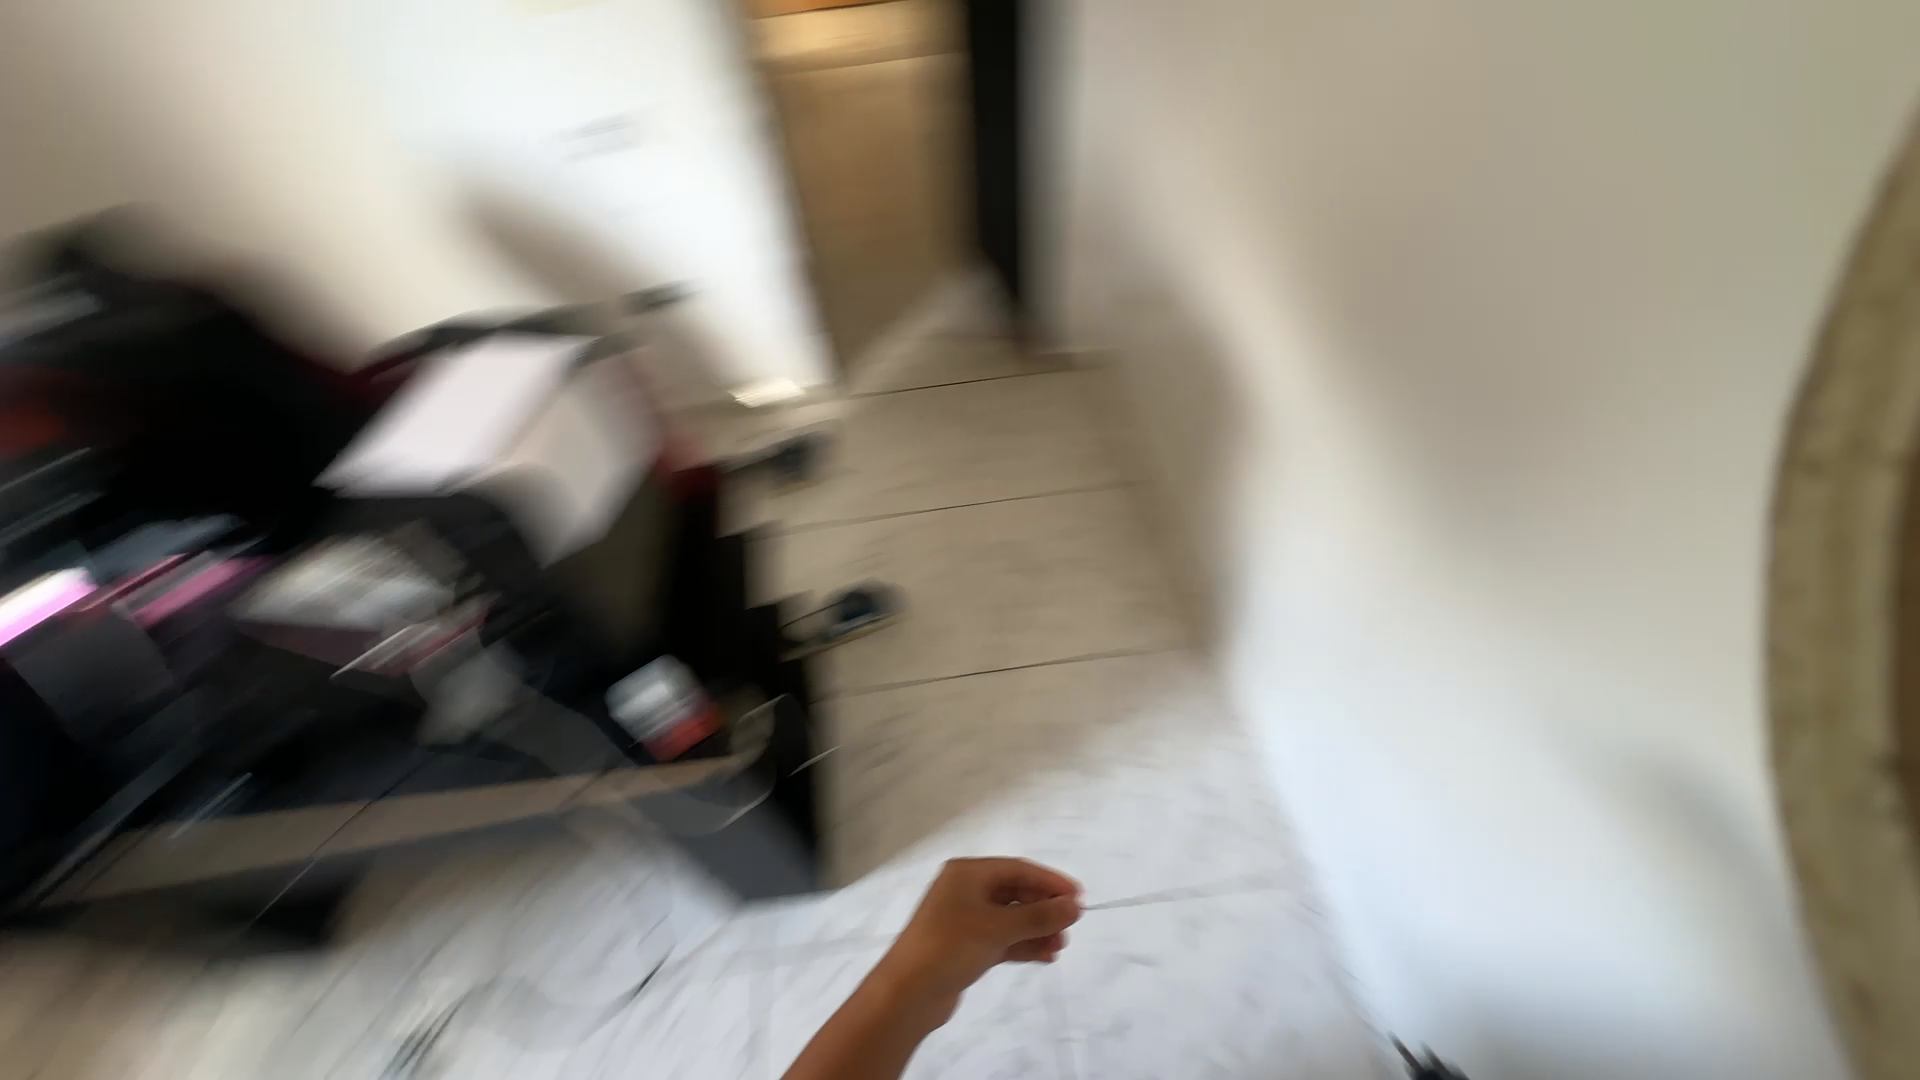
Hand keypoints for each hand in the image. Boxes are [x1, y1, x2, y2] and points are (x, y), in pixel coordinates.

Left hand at [871, 858, 1082, 1023]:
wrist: (908, 992)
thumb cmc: (950, 945)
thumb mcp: (997, 928)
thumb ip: (1038, 917)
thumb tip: (1074, 906)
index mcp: (967, 872)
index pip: (1017, 869)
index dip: (1050, 882)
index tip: (1078, 896)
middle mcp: (965, 889)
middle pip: (1014, 892)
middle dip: (1043, 909)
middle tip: (1070, 926)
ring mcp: (964, 918)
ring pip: (1009, 918)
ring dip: (1035, 929)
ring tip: (1060, 946)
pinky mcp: (965, 945)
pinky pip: (1001, 938)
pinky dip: (1022, 944)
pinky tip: (1045, 956)